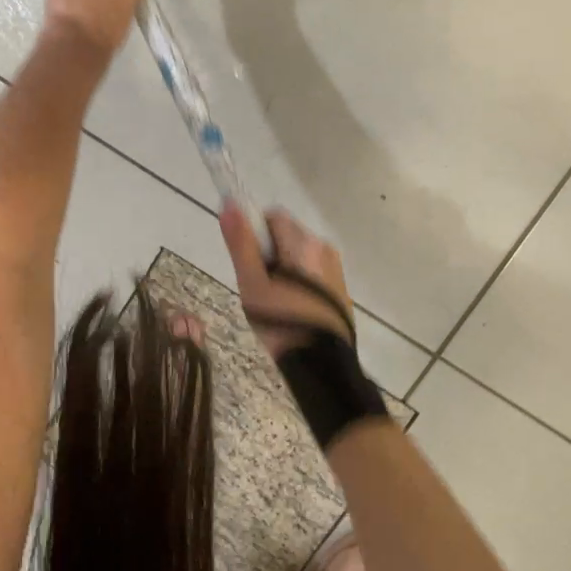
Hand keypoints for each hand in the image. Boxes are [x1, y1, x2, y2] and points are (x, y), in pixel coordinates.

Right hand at [219, 204, 355, 358]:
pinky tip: (292, 309)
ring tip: (275, 302)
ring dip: (284, 268)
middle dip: (269, 253)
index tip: (249, 263)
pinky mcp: (340, 289)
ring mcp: (335, 269)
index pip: (272, 216)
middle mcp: (323, 247)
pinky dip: (299, 282)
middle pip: (286, 235)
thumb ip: (241, 242)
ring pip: (298, 255)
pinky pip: (312, 272)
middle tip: (259, 286)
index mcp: (303, 242)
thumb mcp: (252, 282)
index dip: (255, 234)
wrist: (322, 366)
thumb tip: (229, 204)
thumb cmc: (281, 321)